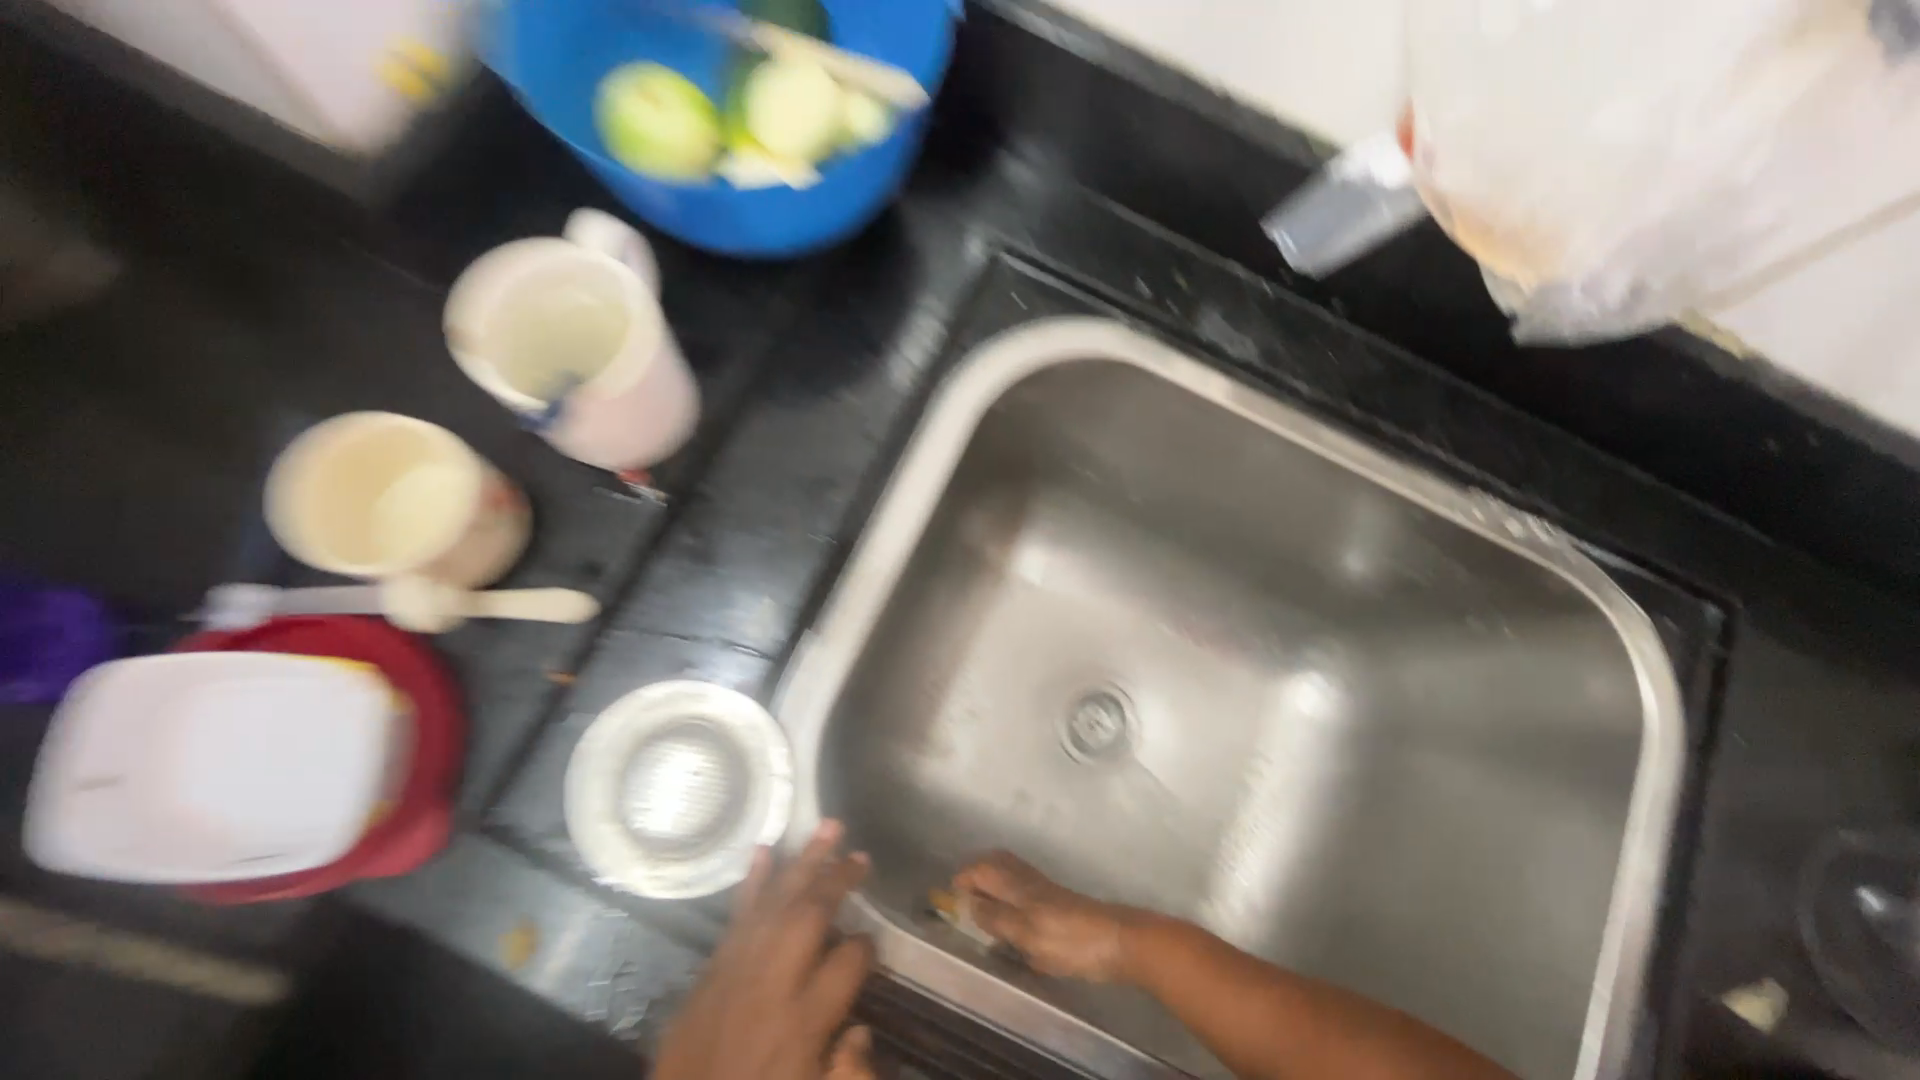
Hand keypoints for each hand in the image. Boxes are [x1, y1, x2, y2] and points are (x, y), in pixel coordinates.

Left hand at [654, 821, 877, 1079]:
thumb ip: (848, 1068)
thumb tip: (862, 1029)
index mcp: (804, 1020)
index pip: (848, 963)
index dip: (867, 947)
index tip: (872, 939)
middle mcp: (773, 982)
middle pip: (811, 915)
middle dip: (838, 880)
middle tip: (861, 855)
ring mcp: (738, 968)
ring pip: (776, 901)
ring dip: (803, 861)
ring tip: (828, 827)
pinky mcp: (711, 968)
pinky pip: (736, 915)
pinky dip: (751, 881)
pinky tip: (763, 850)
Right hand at [952, 851, 1137, 981]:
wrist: (1119, 942)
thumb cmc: (1070, 940)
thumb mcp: (1026, 933)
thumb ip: (996, 917)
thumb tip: (968, 902)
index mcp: (1019, 887)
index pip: (984, 869)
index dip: (965, 877)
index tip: (950, 894)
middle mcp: (1031, 883)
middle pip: (999, 864)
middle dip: (978, 872)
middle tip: (964, 893)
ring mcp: (1048, 893)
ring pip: (1014, 877)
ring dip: (994, 884)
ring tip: (983, 906)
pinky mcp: (1061, 906)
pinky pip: (1026, 892)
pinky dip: (1011, 897)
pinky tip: (1013, 921)